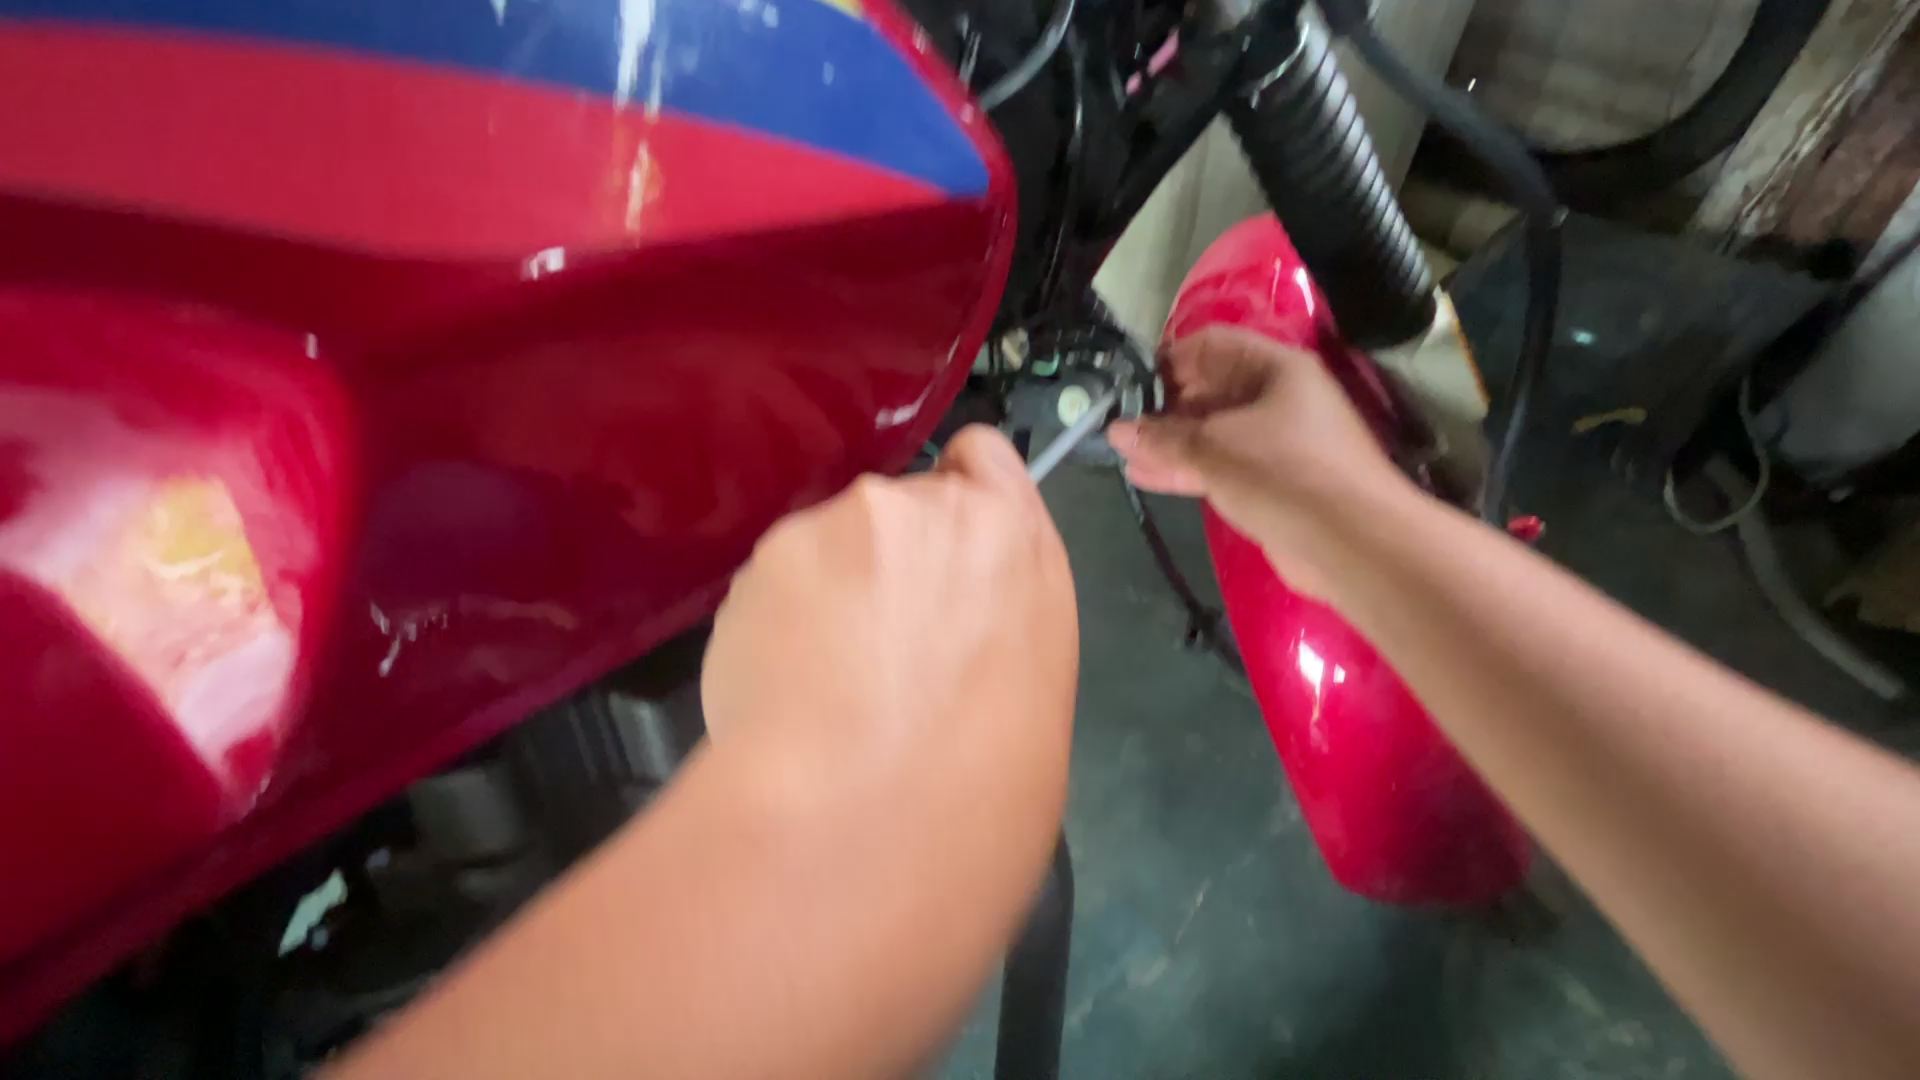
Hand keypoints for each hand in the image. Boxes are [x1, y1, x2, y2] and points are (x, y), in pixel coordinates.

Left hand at [701, 425, 1077, 828]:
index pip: (982, 456)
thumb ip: (992, 614)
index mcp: (1011, 534)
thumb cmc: (986, 779)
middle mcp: (924, 507)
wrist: (872, 821)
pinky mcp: (764, 562)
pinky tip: (785, 691)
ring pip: (829, 544)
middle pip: (898, 509)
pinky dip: (778, 622)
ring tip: (823, 684)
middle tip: (878, 647)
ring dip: (828, 590)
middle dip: (888, 558)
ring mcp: (839, 525)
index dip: (958, 489)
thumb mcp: (1033, 679)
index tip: (939, 540)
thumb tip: (950, 624)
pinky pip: (775, 585)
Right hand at [1108, 326, 1414, 599]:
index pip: (1208, 347)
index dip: (1165, 361)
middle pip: (1209, 390)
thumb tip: (1117, 430)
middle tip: (1116, 423)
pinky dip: (1185, 469)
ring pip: (1211, 432)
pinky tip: (1145, 476)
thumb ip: (1162, 438)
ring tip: (1122, 452)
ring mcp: (1275, 442)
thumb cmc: (1284, 475)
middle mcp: (1277, 398)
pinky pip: (1219, 465)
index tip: (1124, 385)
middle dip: (1162, 407)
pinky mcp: (1270, 481)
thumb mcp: (1215, 448)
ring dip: (1169, 443)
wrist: (1351, 543)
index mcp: (1275, 369)